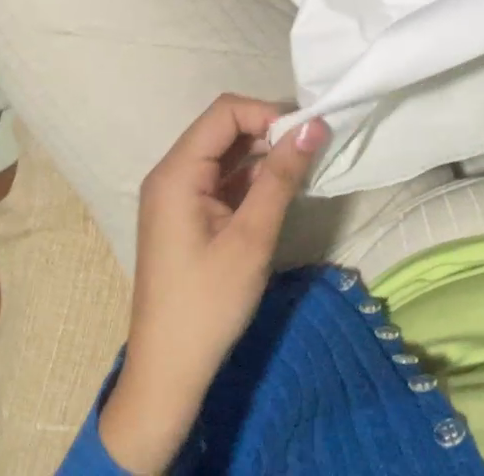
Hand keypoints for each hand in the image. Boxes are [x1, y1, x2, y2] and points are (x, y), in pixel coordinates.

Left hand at [97, 95, 329, 473]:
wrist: (169, 370)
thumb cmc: (208, 303)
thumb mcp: (251, 237)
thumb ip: (281, 176)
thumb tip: (314, 125)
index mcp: (176, 172)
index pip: (224, 112)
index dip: (266, 112)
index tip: (306, 135)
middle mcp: (171, 174)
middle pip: (223, 128)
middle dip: (268, 131)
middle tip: (312, 150)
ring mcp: (178, 196)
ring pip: (225, 154)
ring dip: (263, 155)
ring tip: (303, 169)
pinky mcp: (188, 216)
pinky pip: (222, 179)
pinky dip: (252, 179)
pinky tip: (281, 191)